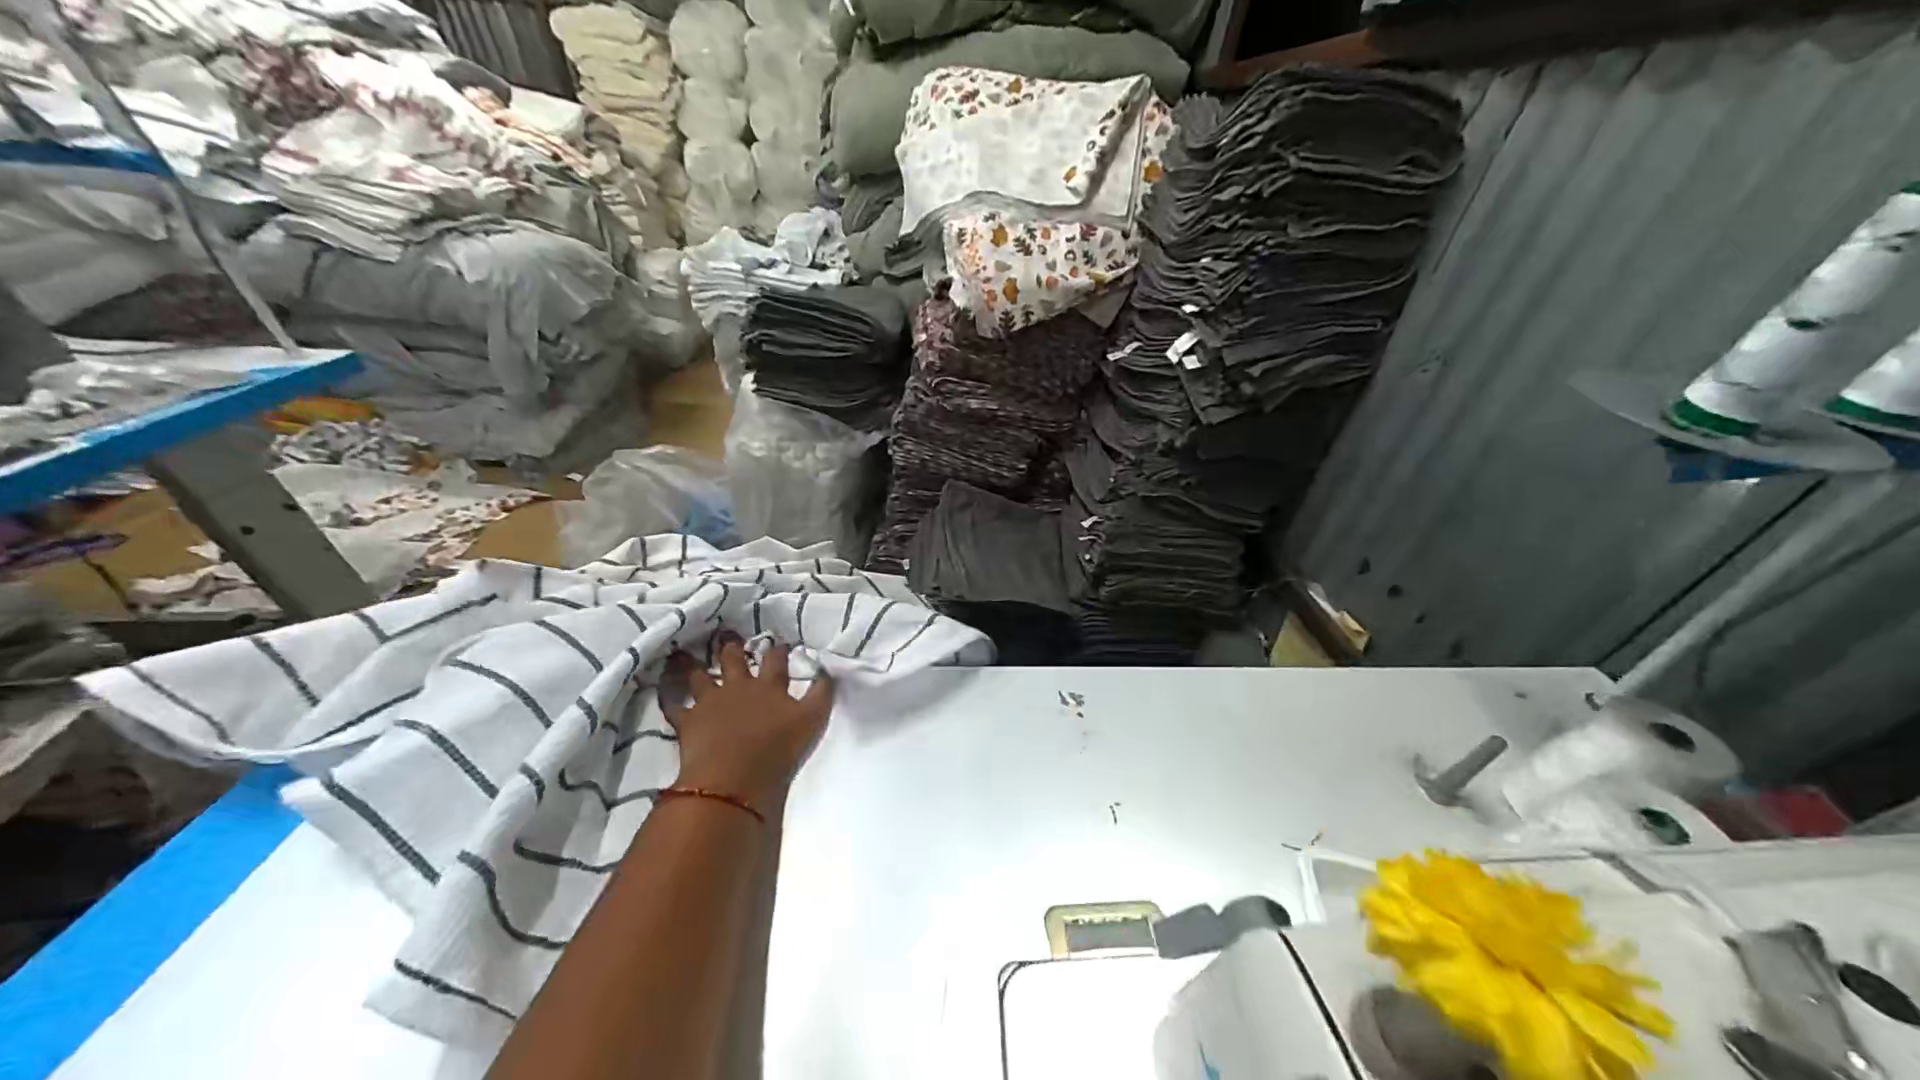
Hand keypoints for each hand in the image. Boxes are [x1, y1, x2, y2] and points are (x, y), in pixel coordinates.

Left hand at [666, 634, 832, 814]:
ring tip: (684, 652)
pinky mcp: (688, 721)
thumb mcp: (812, 721)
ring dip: (693, 663)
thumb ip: (821, 694)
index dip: (777, 649)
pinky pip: (673, 704)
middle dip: (732, 646)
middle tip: (726, 633)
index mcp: (769, 686)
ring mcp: (710, 702)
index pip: (775, 660)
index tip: (777, 640)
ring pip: (700, 676)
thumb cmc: (777, 748)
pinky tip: (661, 685)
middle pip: (734, 661)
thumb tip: (827, 670)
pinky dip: (667, 693)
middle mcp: (738, 687)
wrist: (735, 775)